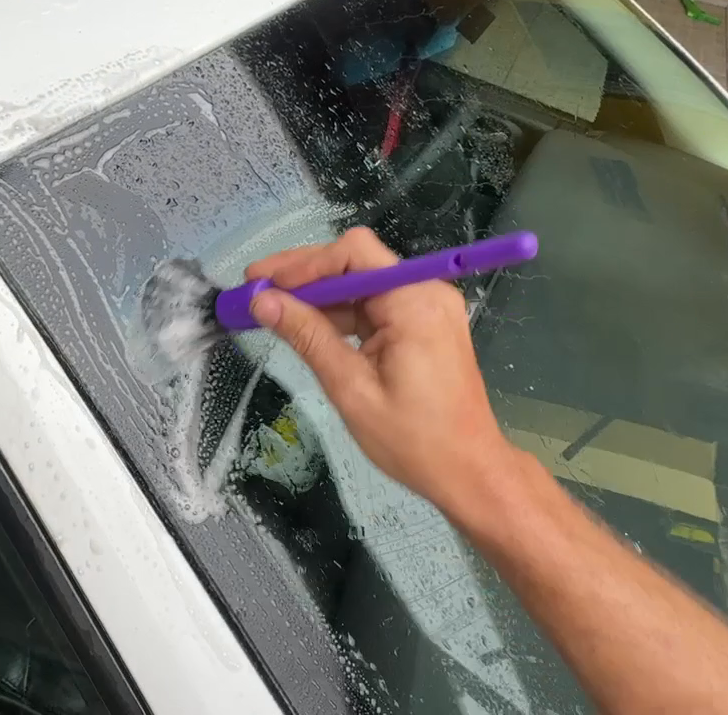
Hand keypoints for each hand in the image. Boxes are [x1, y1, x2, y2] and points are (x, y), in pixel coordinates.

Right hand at [246, 227, 520, 512]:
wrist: (471, 475)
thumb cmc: (414, 440)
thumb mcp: (350, 388)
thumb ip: (307, 336)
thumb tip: (262, 301)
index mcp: (414, 302)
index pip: (352, 253)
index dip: (303, 263)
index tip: (261, 282)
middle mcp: (425, 291)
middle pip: (354, 260)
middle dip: (303, 275)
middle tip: (255, 290)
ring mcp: (426, 305)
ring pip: (360, 281)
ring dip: (317, 293)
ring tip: (271, 308)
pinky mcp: (423, 322)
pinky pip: (372, 303)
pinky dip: (339, 311)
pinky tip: (307, 325)